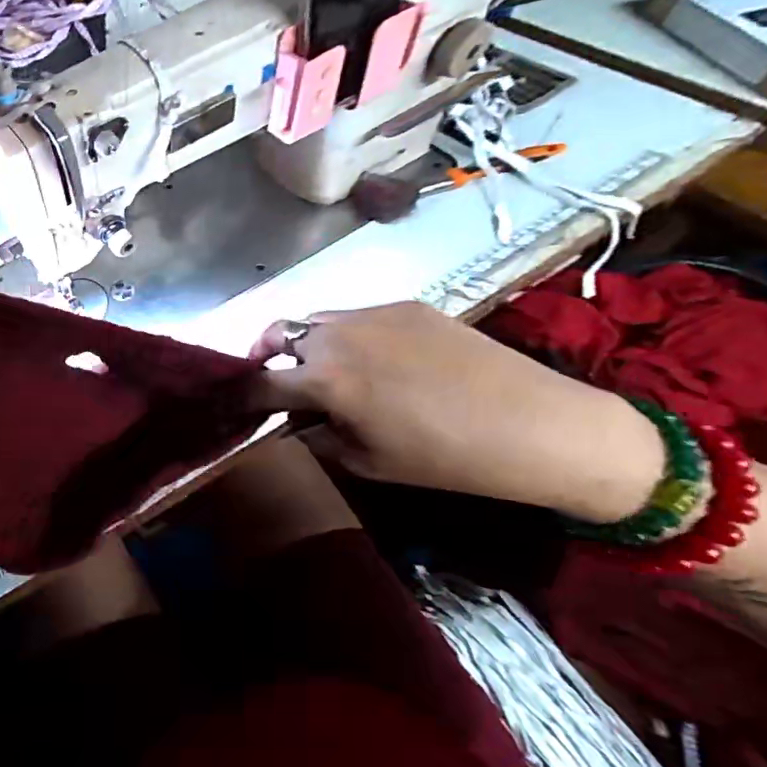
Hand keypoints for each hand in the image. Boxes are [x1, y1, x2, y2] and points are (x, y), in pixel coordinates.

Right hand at [252, 302, 664, 523]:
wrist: (532, 424)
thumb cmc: (444, 458)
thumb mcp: (368, 462)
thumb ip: (320, 436)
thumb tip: (300, 421)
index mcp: (325, 379)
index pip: (260, 381)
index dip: (240, 395)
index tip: (233, 404)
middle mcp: (339, 334)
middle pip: (279, 333)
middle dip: (267, 357)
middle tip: (275, 382)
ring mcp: (375, 312)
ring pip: (318, 319)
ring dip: (307, 343)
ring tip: (328, 372)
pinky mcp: (407, 304)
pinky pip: (359, 316)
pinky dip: (349, 337)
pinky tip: (378, 363)